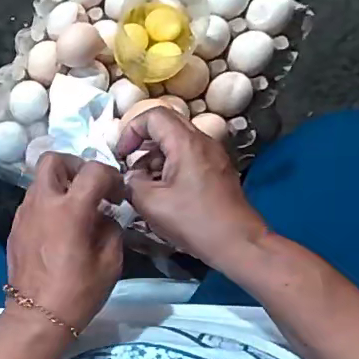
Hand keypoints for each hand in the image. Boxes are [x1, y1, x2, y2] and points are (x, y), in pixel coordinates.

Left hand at [4, 153, 125, 332]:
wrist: (37, 316)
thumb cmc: (78, 292)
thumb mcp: (110, 261)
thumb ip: (110, 228)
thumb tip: (104, 215)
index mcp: (69, 209)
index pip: (93, 170)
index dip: (111, 177)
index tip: (117, 197)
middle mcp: (42, 203)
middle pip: (53, 160)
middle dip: (75, 166)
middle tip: (90, 188)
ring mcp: (24, 213)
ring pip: (40, 180)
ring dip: (60, 185)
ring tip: (77, 209)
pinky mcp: (15, 226)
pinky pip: (33, 201)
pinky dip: (49, 203)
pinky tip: (61, 227)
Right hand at [117, 107, 269, 265]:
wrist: (237, 243)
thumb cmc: (193, 221)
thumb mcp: (150, 203)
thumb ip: (131, 181)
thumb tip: (130, 176)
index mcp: (186, 143)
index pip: (154, 116)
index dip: (131, 130)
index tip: (121, 155)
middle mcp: (203, 142)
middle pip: (166, 125)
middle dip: (142, 142)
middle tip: (128, 164)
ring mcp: (213, 155)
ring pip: (176, 142)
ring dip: (154, 156)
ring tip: (143, 183)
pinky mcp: (217, 170)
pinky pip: (187, 156)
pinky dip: (169, 166)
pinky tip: (162, 192)